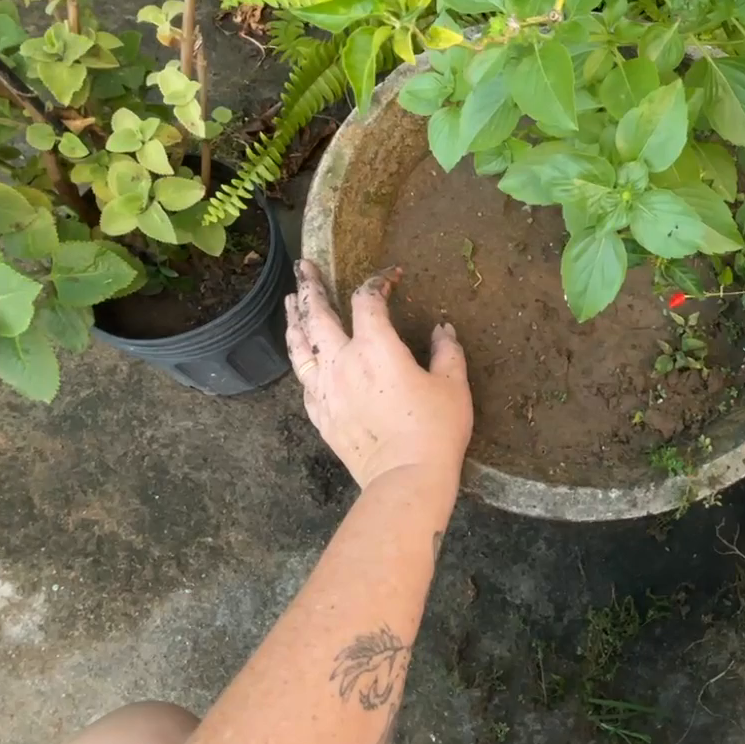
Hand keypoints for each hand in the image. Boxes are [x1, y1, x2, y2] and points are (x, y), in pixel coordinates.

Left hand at [286, 261, 472, 490]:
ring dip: (294, 319)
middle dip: (311, 286)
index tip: (391, 277)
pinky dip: (301, 359)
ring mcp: (325, 389)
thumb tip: (442, 328)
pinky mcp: (320, 415)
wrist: (406, 477)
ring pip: (300, 346)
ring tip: (291, 300)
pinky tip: (303, 355)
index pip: (368, 300)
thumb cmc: (436, 428)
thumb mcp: (453, 384)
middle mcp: (342, 362)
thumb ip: (447, 350)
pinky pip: (303, 380)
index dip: (378, 282)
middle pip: (318, 315)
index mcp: (376, 348)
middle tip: (304, 266)